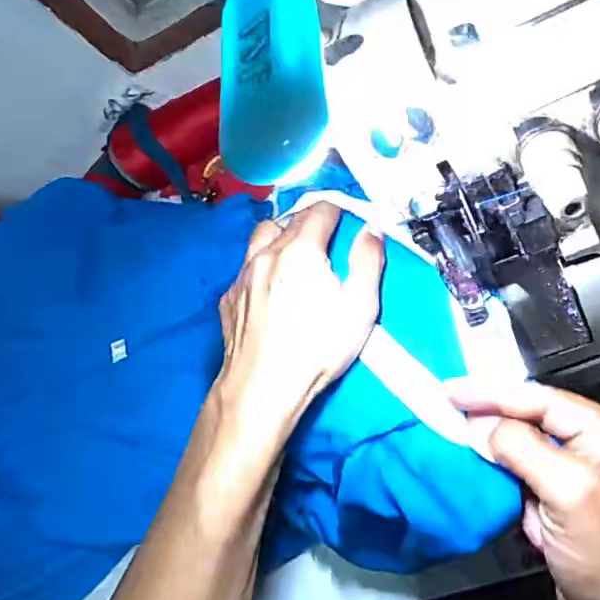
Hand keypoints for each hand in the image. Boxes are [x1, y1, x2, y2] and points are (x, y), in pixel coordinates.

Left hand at [196, 203, 383, 526]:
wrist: (263, 388)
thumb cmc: (319, 346)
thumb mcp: (361, 305)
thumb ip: (368, 260)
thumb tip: (372, 228)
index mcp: (301, 250)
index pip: (320, 211)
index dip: (339, 210)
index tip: (350, 220)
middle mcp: (266, 254)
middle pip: (288, 220)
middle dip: (311, 221)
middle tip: (329, 238)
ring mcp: (241, 276)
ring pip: (260, 238)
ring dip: (280, 237)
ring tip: (296, 254)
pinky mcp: (228, 299)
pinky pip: (246, 268)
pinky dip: (263, 265)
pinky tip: (273, 288)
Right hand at [448, 381, 599, 599]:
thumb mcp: (570, 493)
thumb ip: (524, 448)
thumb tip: (481, 424)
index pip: (549, 401)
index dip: (497, 394)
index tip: (452, 390)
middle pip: (539, 422)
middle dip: (496, 420)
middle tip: (448, 410)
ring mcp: (589, 479)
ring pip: (532, 453)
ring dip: (499, 453)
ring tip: (457, 436)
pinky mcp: (572, 508)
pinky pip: (533, 484)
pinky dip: (510, 485)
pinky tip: (483, 476)